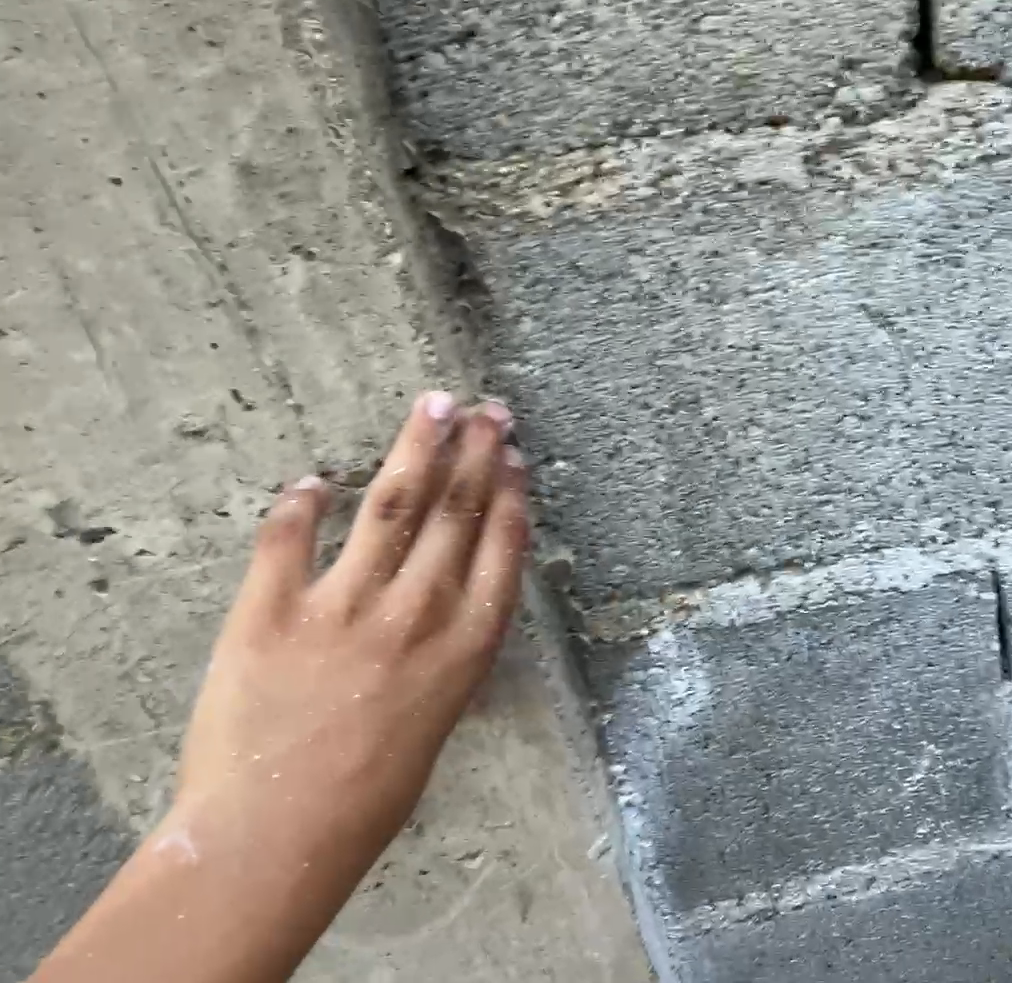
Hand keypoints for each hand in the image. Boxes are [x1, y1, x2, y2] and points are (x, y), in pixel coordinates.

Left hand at [163, 391, 528, 882]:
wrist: (284, 830)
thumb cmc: (383, 777)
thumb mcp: (451, 700)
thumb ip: (457, 636)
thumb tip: (456, 579)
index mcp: (471, 636)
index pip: (501, 541)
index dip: (511, 490)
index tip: (515, 453)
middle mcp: (420, 610)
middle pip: (457, 510)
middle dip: (476, 451)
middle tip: (488, 409)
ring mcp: (346, 608)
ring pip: (391, 506)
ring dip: (416, 450)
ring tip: (433, 407)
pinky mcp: (271, 616)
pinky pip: (286, 542)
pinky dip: (299, 505)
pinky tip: (314, 478)